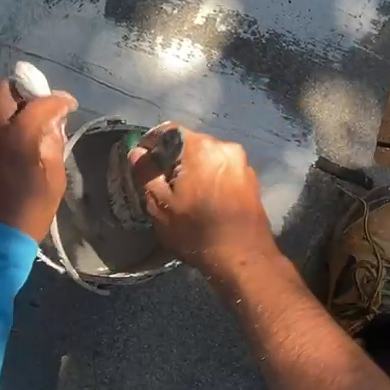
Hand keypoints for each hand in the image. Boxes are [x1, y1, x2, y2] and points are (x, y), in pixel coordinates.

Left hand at [0, 79, 78, 241]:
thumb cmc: (26, 215)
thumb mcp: (53, 181)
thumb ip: (53, 144)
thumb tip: (52, 124)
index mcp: (15, 135)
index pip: (41, 103)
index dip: (58, 101)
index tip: (68, 105)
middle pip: (2, 90)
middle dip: (23, 94)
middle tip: (37, 110)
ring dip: (5, 112)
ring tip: (20, 132)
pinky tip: (3, 149)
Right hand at [129, 126, 277, 276]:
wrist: (243, 259)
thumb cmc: (196, 232)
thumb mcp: (160, 205)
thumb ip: (146, 173)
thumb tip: (137, 152)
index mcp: (201, 148)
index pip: (169, 130)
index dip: (151, 141)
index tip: (142, 158)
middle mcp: (225, 147)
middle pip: (191, 142)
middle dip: (174, 156)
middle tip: (161, 179)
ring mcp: (242, 163)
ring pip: (208, 156)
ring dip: (193, 167)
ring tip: (184, 191)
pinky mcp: (252, 180)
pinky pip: (223, 169)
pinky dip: (210, 177)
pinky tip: (205, 198)